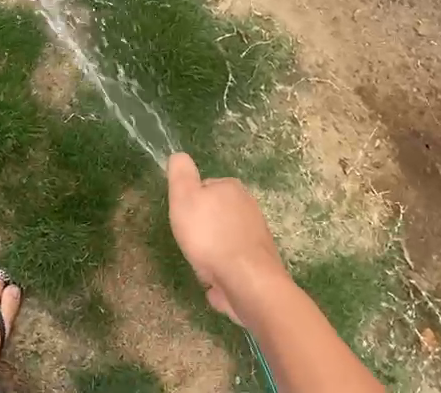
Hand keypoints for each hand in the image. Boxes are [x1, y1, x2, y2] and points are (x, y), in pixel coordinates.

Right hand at [166, 152, 288, 322]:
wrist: (247, 281)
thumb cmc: (210, 236)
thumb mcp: (184, 197)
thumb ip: (180, 173)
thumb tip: (179, 156)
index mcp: (231, 188)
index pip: (204, 188)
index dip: (190, 205)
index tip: (184, 221)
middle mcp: (248, 207)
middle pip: (215, 215)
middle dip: (202, 231)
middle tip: (192, 245)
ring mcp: (257, 236)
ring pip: (224, 241)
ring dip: (213, 254)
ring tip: (205, 268)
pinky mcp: (260, 263)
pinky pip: (234, 263)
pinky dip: (224, 271)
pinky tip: (217, 284)